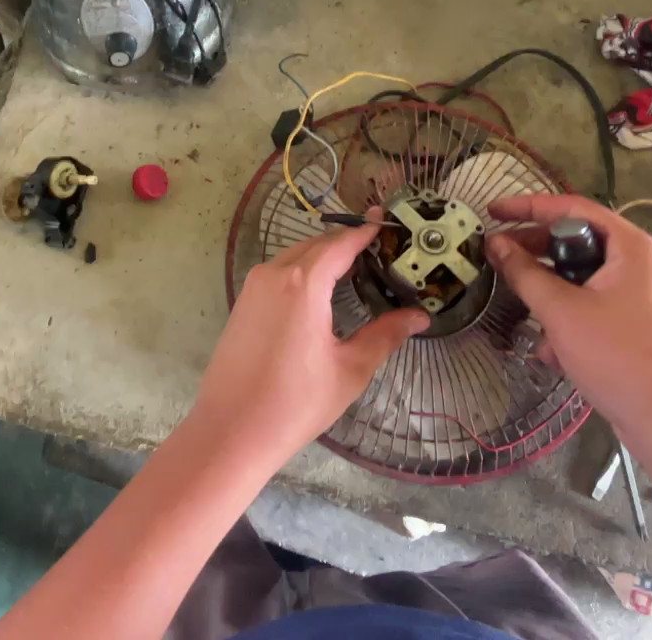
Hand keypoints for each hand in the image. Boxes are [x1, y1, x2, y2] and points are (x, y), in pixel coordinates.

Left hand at [188, 207, 429, 463]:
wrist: (232, 429)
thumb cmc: (296, 401)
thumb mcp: (350, 369)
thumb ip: (385, 335)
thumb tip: (419, 316)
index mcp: (302, 283)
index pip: (340, 244)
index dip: (364, 232)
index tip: (385, 221)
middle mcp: (274, 273)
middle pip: (316, 246)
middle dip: (345, 244)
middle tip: (378, 250)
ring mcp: (253, 286)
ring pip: (294, 257)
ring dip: (322, 257)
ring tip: (354, 268)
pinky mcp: (242, 302)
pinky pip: (277, 273)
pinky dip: (301, 271)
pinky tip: (319, 290)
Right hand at [483, 194, 651, 453]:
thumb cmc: (618, 358)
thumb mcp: (560, 311)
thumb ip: (524, 272)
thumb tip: (495, 243)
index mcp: (634, 248)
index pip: (573, 208)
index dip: (527, 206)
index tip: (491, 212)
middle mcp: (647, 265)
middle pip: (581, 242)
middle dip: (538, 256)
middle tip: (501, 261)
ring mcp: (651, 297)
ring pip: (587, 280)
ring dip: (554, 297)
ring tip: (531, 323)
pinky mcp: (649, 327)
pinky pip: (602, 307)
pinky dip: (575, 320)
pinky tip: (557, 354)